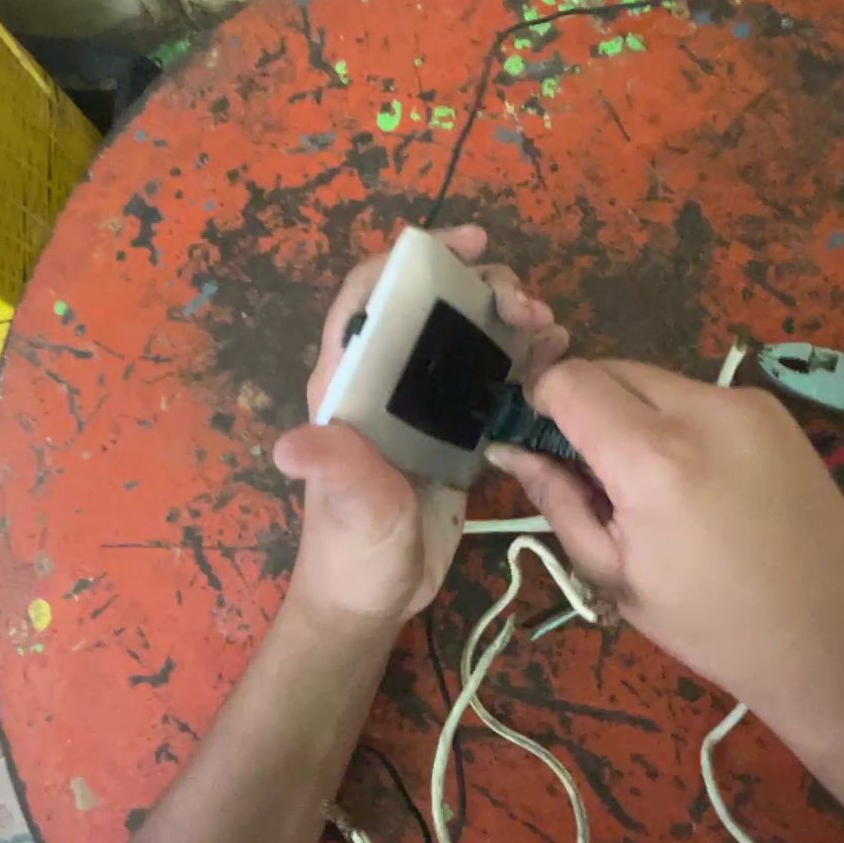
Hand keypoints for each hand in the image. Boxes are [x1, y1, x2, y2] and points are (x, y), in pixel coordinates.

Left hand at [274, 226, 569, 631]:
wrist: (378, 595)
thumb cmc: (352, 551)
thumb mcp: (348, 510)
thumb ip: (333, 471)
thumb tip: (290, 444)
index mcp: (348, 384)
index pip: (367, 298)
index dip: (408, 261)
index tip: (464, 247)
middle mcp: (384, 382)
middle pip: (427, 308)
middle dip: (477, 289)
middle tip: (524, 304)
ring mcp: (421, 405)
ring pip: (463, 338)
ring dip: (506, 319)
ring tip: (547, 327)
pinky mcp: (453, 430)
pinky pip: (487, 379)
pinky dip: (521, 360)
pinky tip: (553, 358)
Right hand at [488, 360, 843, 725]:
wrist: (829, 637)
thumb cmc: (706, 621)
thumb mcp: (611, 573)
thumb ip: (555, 499)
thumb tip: (509, 450)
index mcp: (652, 460)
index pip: (569, 380)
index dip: (541, 400)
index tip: (540, 437)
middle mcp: (701, 410)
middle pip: (609, 368)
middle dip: (583, 404)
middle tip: (588, 465)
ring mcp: (745, 403)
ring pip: (650, 378)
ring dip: (627, 410)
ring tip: (645, 475)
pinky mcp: (772, 408)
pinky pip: (694, 393)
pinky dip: (671, 416)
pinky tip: (692, 471)